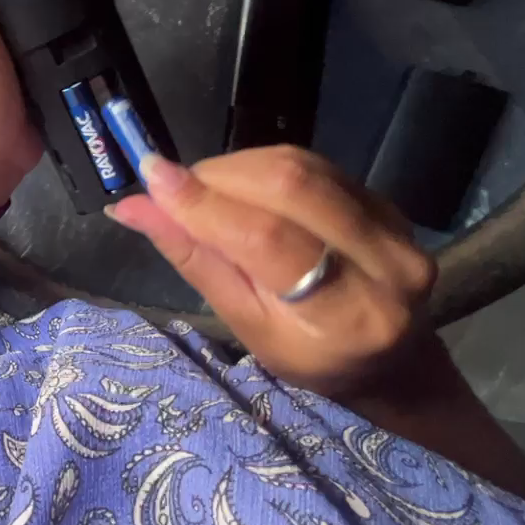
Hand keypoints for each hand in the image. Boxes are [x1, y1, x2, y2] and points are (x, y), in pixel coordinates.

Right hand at [106, 146, 438, 397]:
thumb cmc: (305, 355)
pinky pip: (313, 164)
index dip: (203, 203)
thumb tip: (130, 207)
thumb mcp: (242, 323)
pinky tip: (243, 190)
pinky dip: (261, 168)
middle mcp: (384, 261)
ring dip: (235, 168)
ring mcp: (394, 224)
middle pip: (289, 185)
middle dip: (217, 176)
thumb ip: (193, 259)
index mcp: (346, 312)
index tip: (150, 177)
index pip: (266, 238)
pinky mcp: (386, 200)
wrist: (392, 360)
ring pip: (299, 166)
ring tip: (207, 195)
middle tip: (176, 188)